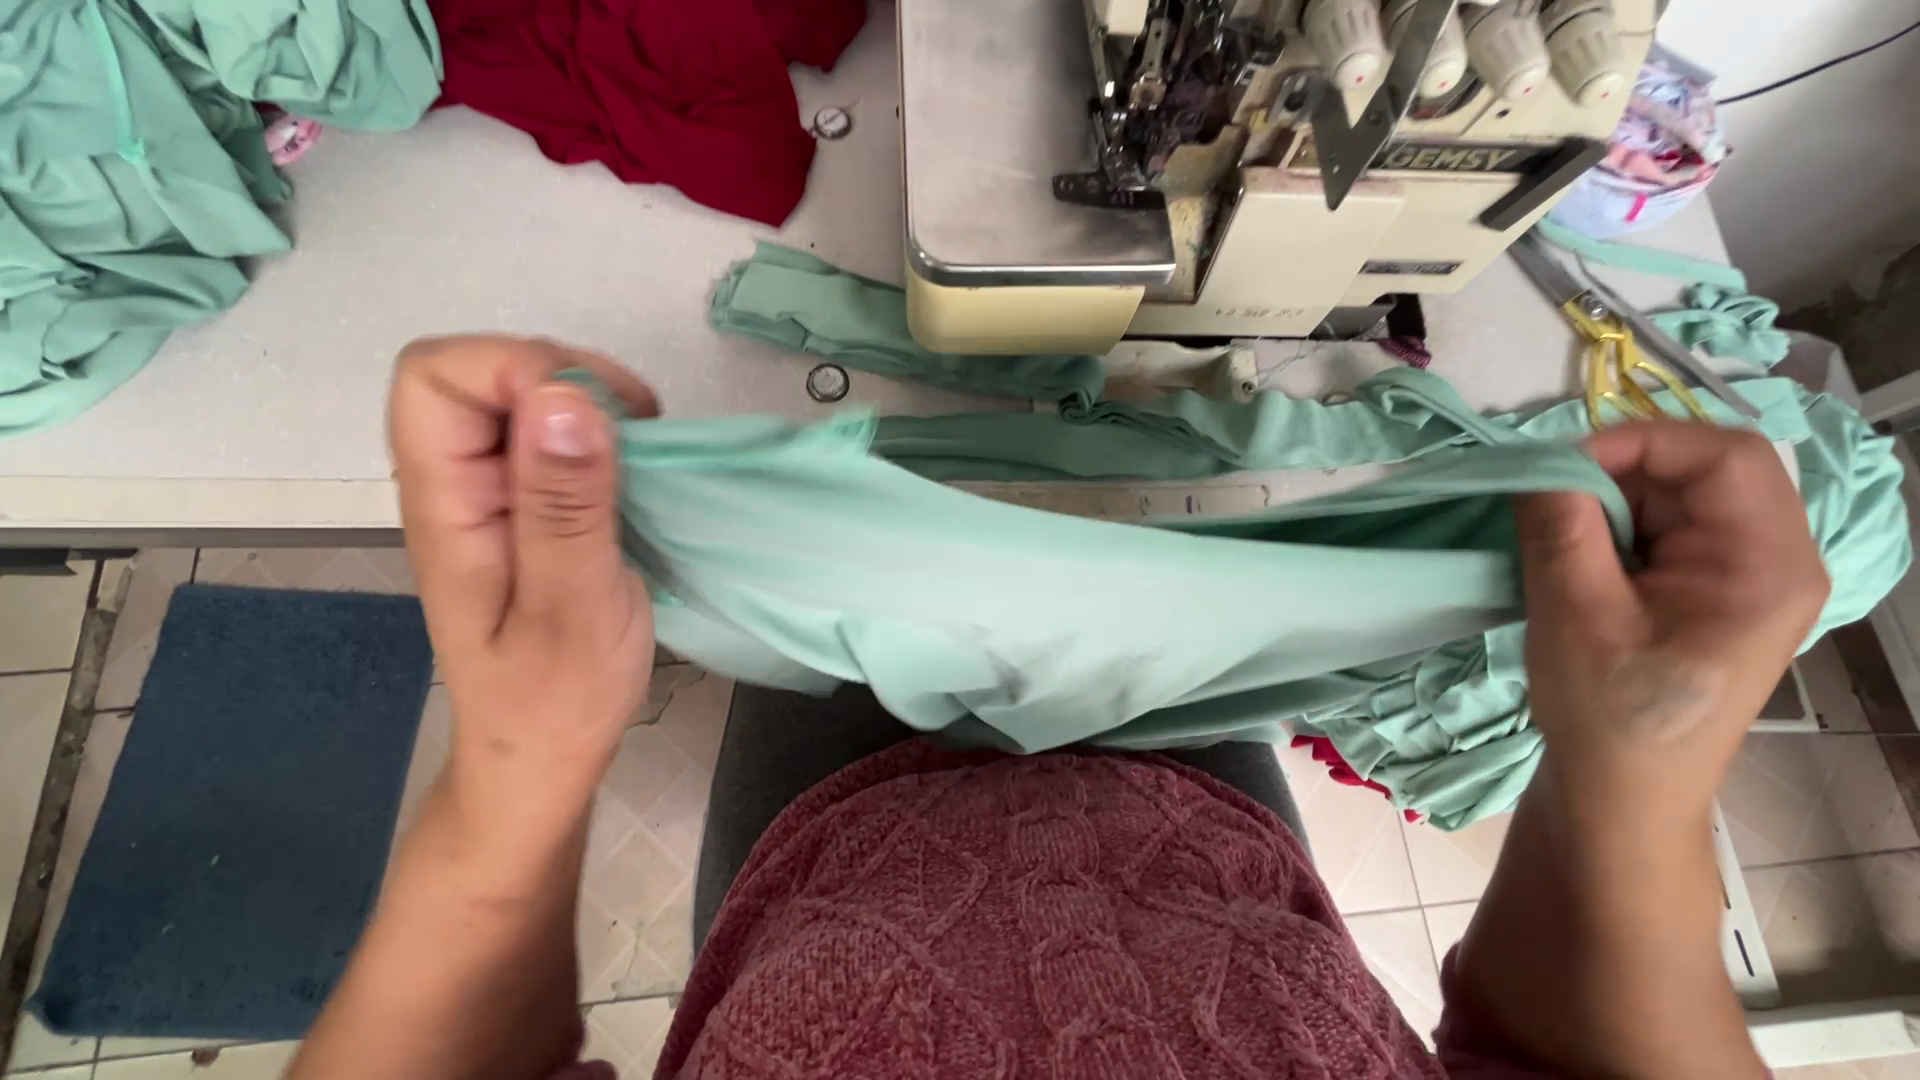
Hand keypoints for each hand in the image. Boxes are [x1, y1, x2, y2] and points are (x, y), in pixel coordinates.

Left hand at [388, 335, 659, 841]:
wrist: (546, 753)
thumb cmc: (555, 697)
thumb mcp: (572, 607)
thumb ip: (565, 506)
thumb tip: (564, 398)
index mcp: (446, 507)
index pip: (437, 379)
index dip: (517, 370)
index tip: (600, 419)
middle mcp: (456, 486)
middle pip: (482, 375)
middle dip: (568, 380)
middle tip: (639, 436)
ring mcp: (492, 495)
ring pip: (524, 399)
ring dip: (593, 406)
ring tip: (646, 458)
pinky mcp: (529, 508)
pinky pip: (555, 436)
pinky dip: (604, 434)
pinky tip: (637, 473)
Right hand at [1513, 422, 1829, 801]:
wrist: (1621, 788)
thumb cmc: (1608, 708)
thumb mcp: (1573, 612)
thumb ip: (1560, 527)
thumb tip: (1539, 465)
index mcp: (1766, 565)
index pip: (1724, 457)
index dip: (1639, 441)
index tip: (1556, 467)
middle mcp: (1772, 559)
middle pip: (1703, 472)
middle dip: (1616, 474)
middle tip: (1545, 503)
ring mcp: (1741, 576)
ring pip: (1675, 498)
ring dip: (1607, 503)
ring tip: (1553, 538)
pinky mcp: (1706, 590)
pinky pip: (1661, 530)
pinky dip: (1609, 528)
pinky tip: (1572, 559)